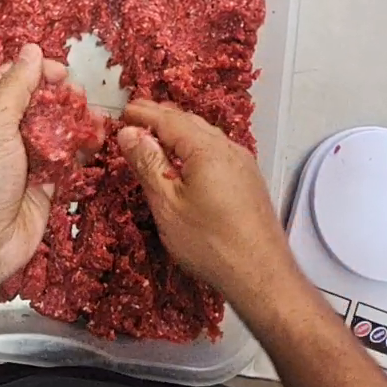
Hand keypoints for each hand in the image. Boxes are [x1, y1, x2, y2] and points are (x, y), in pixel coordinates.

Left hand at [0, 43, 68, 294]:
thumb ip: (15, 88)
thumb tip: (31, 50)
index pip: (6, 81)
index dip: (32, 70)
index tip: (60, 71)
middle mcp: (0, 137)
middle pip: (34, 104)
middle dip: (58, 96)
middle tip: (79, 95)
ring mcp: (23, 161)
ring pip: (54, 131)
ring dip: (73, 121)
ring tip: (92, 116)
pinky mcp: (43, 184)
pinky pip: (65, 160)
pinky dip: (80, 149)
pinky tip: (95, 141)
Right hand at [116, 100, 302, 310]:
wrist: (262, 275)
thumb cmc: (209, 243)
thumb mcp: (168, 205)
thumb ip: (147, 164)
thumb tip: (128, 132)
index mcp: (207, 149)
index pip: (170, 119)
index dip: (144, 113)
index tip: (123, 110)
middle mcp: (229, 148)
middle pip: (190, 122)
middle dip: (161, 117)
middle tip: (135, 116)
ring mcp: (243, 163)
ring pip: (206, 135)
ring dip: (179, 130)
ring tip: (156, 135)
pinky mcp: (249, 180)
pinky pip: (217, 150)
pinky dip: (195, 145)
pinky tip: (187, 159)